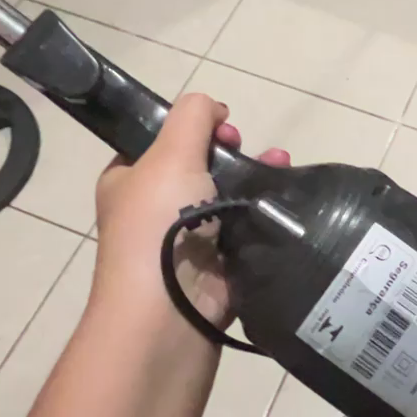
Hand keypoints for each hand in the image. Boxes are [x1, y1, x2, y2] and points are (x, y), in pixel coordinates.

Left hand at [93, 94, 289, 330]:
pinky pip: (247, 228)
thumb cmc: (159, 224)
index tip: (221, 127)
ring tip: (281, 163)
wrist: (171, 308)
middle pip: (199, 166)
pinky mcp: (221, 263)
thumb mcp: (169, 154)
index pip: (160, 143)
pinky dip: (267, 211)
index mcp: (128, 182)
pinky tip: (288, 195)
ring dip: (255, 175)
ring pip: (228, 195)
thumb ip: (192, 117)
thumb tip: (213, 108)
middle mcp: (155, 210)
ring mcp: (189, 239)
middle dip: (230, 150)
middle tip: (246, 147)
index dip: (192, 128)